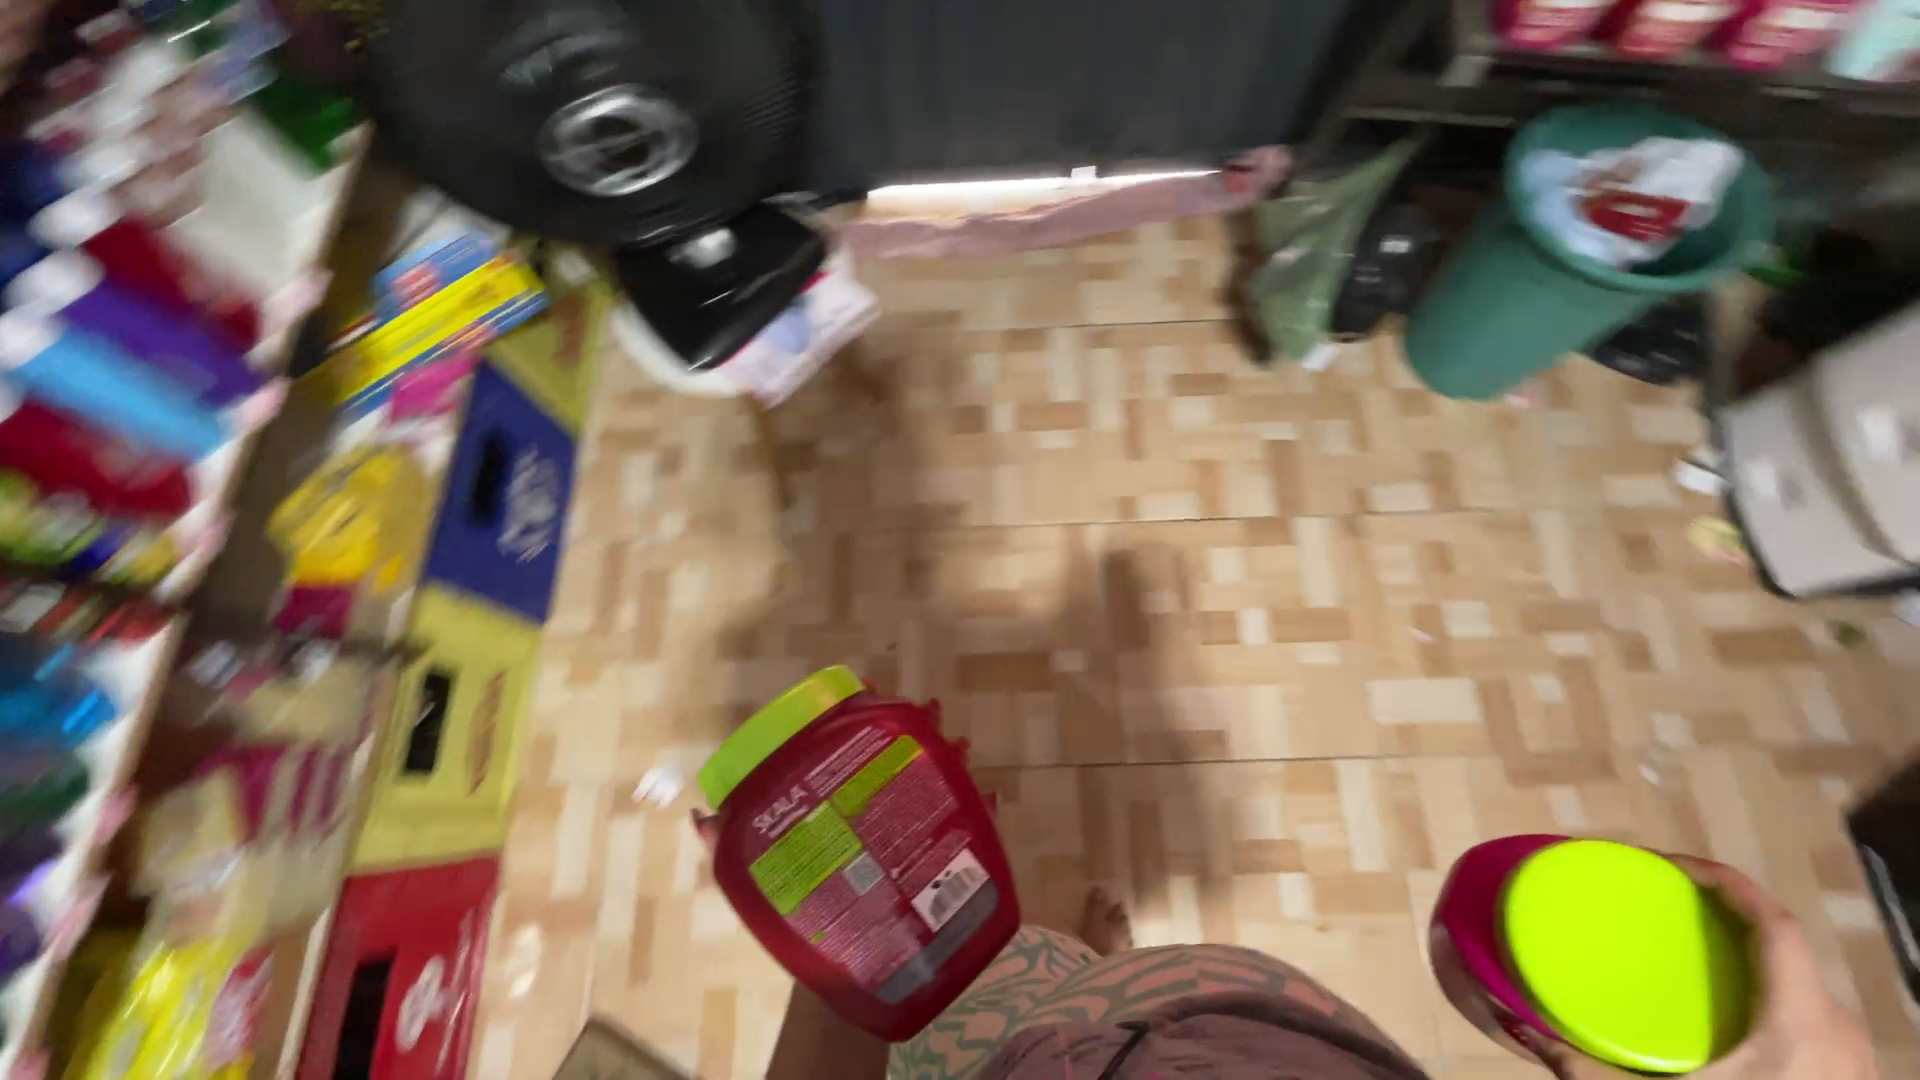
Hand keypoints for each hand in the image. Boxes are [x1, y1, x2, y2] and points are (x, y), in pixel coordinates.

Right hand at [1525, 856, 1878, 1079]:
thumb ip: (1577, 1061)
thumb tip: (1509, 1018)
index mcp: (1800, 1025)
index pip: (1774, 923)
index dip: (1721, 877)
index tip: (1659, 861)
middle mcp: (1838, 1033)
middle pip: (1784, 943)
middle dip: (1720, 907)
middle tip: (1656, 896)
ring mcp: (1848, 1061)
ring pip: (1797, 978)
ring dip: (1741, 945)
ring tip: (1679, 939)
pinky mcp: (1840, 1078)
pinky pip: (1804, 1009)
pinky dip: (1759, 984)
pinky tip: (1720, 999)